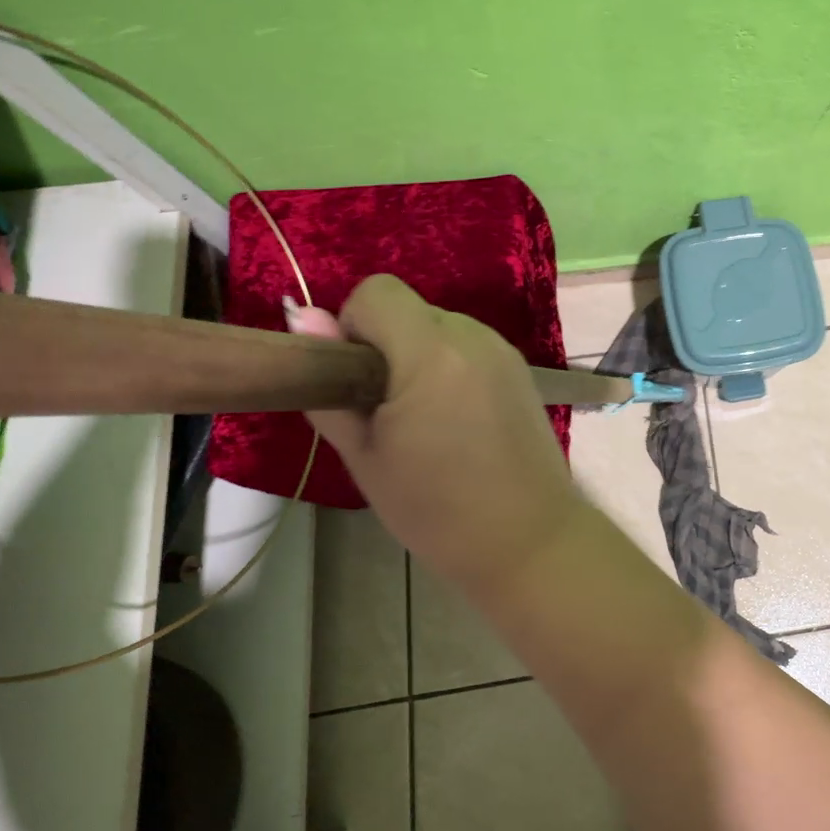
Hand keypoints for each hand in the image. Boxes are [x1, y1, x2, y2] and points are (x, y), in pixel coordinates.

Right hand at [287, 274, 586, 590]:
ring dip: (419, 357)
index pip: (377, 291)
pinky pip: (470, 349)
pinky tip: (457, 423)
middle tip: (386, 412)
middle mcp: (474, 337)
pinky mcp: (522, 371)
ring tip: (423, 423)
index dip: (353, 326)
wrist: (527, 538)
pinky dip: (451, 370)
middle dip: (386, 346)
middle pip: (410, 310)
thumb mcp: (364, 455)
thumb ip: (332, 385)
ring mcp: (504, 352)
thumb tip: (302, 315)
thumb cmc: (435, 509)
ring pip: (441, 329)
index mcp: (431, 352)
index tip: (355, 379)